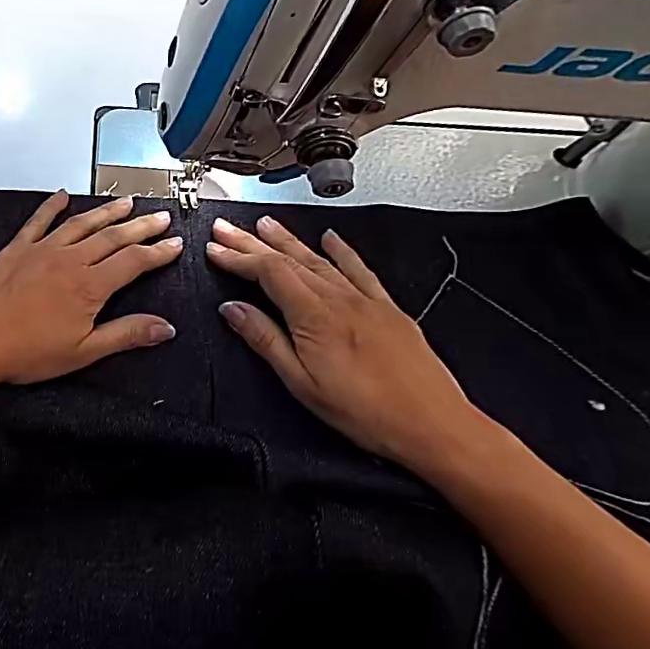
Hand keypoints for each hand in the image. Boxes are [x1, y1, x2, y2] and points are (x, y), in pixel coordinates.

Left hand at [0, 193, 181, 388]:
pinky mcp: (18, 249)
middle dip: (142, 226)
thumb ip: (126, 335)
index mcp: (89, 286)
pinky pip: (39, 221)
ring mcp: (43, 251)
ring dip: (107, 212)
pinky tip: (62, 196)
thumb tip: (165, 328)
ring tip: (127, 203)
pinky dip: (52, 206)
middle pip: (114, 237)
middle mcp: (70, 260)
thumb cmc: (24, 352)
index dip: (158, 252)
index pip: (134, 261)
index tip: (175, 244)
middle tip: (161, 218)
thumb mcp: (83, 352)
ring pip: (83, 224)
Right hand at [206, 216, 480, 469]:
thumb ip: (265, 340)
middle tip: (227, 229)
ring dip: (288, 240)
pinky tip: (331, 239)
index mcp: (314, 316)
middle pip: (287, 260)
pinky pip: (359, 268)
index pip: (267, 272)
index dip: (238, 258)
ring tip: (266, 225)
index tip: (216, 249)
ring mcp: (365, 300)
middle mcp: (339, 299)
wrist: (433, 423)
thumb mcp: (303, 384)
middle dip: (252, 242)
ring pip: (318, 259)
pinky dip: (341, 250)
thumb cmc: (369, 413)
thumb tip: (233, 311)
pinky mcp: (387, 307)